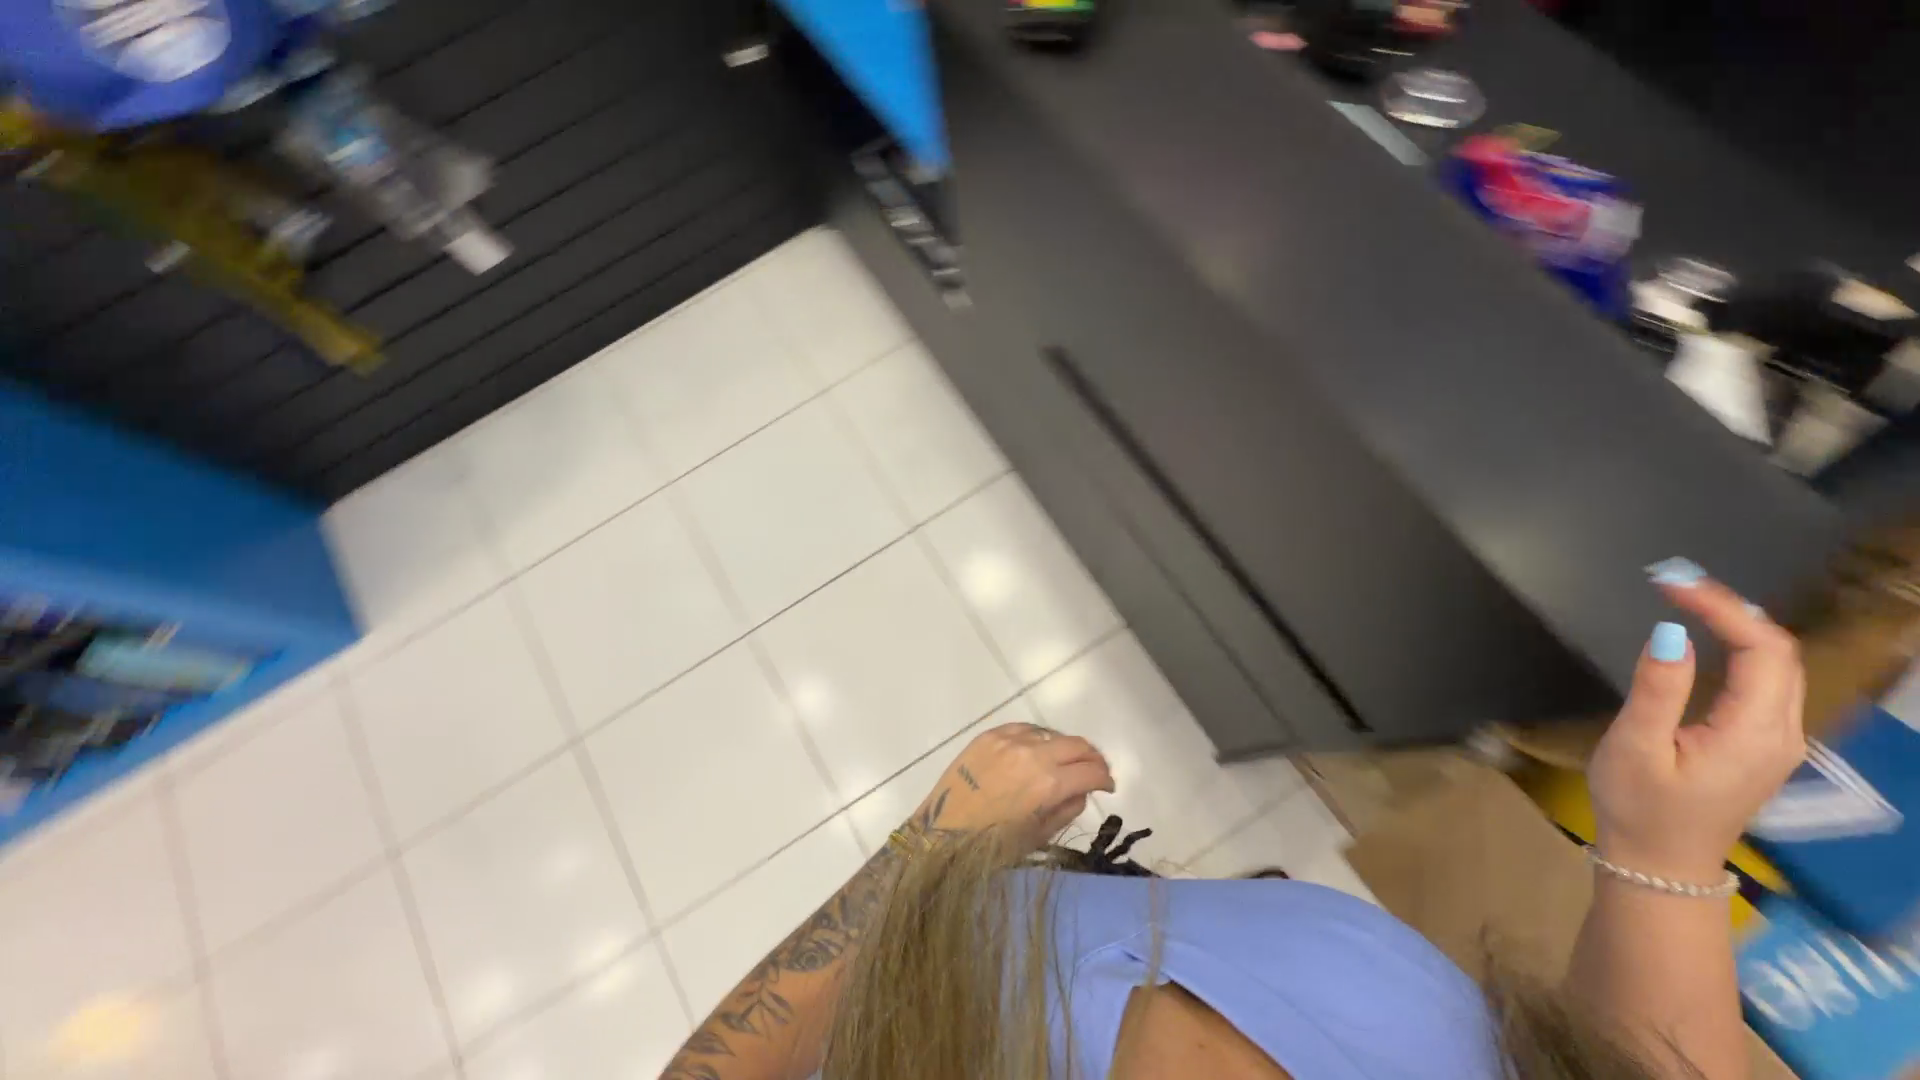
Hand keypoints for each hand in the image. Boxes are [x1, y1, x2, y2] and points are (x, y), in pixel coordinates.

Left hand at [910, 722, 1115, 852]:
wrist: (940, 832)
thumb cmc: (991, 845)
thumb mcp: (1038, 835)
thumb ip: (1066, 809)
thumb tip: (1081, 791)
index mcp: (1048, 784)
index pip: (1091, 772)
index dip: (1106, 779)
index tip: (1108, 786)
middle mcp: (1033, 755)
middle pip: (1078, 745)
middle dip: (1092, 759)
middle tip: (1095, 772)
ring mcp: (1010, 741)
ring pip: (1052, 734)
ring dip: (1064, 748)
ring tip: (1064, 763)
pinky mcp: (990, 735)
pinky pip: (1025, 729)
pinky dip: (1038, 739)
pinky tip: (1036, 751)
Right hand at [1588, 568, 1806, 885]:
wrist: (1659, 862)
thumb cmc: (1640, 805)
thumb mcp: (1636, 745)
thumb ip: (1658, 690)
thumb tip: (1669, 634)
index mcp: (1754, 731)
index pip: (1761, 649)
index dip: (1721, 608)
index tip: (1670, 584)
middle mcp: (1782, 731)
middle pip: (1780, 653)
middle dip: (1733, 609)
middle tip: (1676, 583)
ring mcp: (1778, 740)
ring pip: (1779, 666)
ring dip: (1740, 626)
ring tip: (1689, 599)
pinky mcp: (1762, 745)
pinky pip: (1768, 683)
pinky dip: (1742, 649)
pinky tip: (1709, 638)